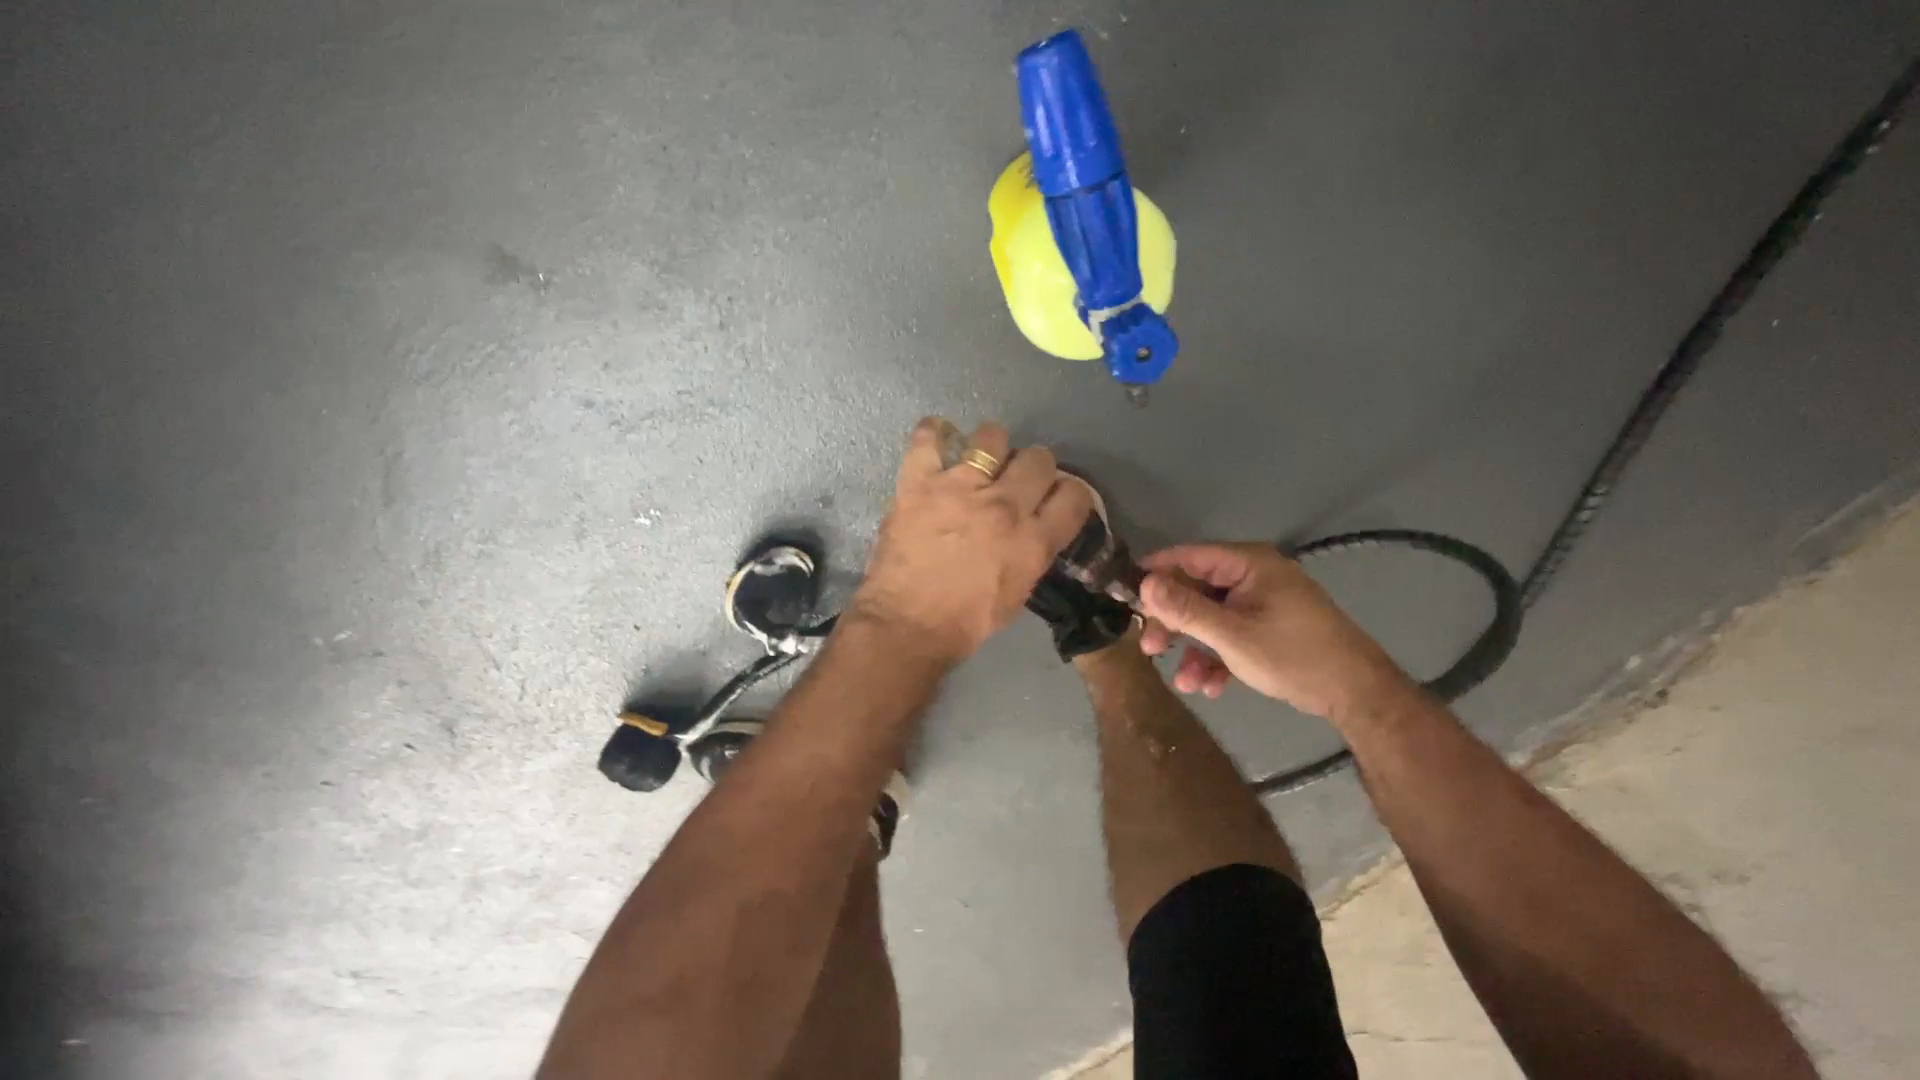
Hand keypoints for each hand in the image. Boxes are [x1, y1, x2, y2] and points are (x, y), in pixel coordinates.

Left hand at [849, 418, 1093, 663]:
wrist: (907, 626)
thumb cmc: (965, 622)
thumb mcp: (1018, 591)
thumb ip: (1033, 552)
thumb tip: (1036, 528)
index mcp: (1033, 541)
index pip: (1075, 495)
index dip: (1069, 493)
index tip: (1055, 497)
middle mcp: (1004, 506)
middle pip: (1039, 459)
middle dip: (1034, 467)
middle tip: (1017, 480)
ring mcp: (960, 489)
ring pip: (992, 437)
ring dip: (992, 446)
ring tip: (980, 460)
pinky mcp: (920, 483)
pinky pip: (928, 439)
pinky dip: (933, 433)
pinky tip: (937, 438)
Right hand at [1137, 543, 1415, 718]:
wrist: (1355, 693)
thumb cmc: (1293, 656)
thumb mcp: (1231, 636)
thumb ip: (1185, 609)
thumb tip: (1144, 584)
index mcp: (1248, 563)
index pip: (1187, 557)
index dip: (1154, 576)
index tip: (1125, 599)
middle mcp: (1254, 575)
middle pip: (1195, 590)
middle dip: (1172, 623)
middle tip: (1150, 649)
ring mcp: (1263, 602)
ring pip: (1210, 618)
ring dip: (1193, 649)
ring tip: (1184, 682)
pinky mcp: (1269, 626)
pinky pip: (1230, 634)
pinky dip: (1216, 657)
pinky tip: (1210, 686)